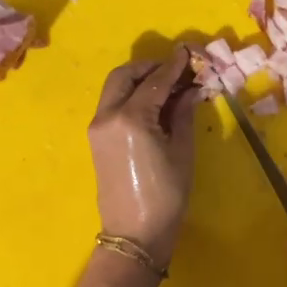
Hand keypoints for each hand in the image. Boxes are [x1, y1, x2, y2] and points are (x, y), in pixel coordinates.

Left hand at [89, 47, 197, 265]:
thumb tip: (190, 90)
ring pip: (115, 88)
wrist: (135, 234)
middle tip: (175, 69)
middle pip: (125, 75)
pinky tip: (152, 104)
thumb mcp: (182, 151)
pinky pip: (112, 105)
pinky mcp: (96, 139)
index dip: (174, 65)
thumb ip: (183, 114)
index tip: (189, 52)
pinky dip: (131, 95)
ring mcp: (97, 127)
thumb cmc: (166, 195)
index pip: (155, 81)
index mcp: (131, 118)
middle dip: (149, 67)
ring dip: (138, 80)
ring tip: (166, 85)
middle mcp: (108, 116)